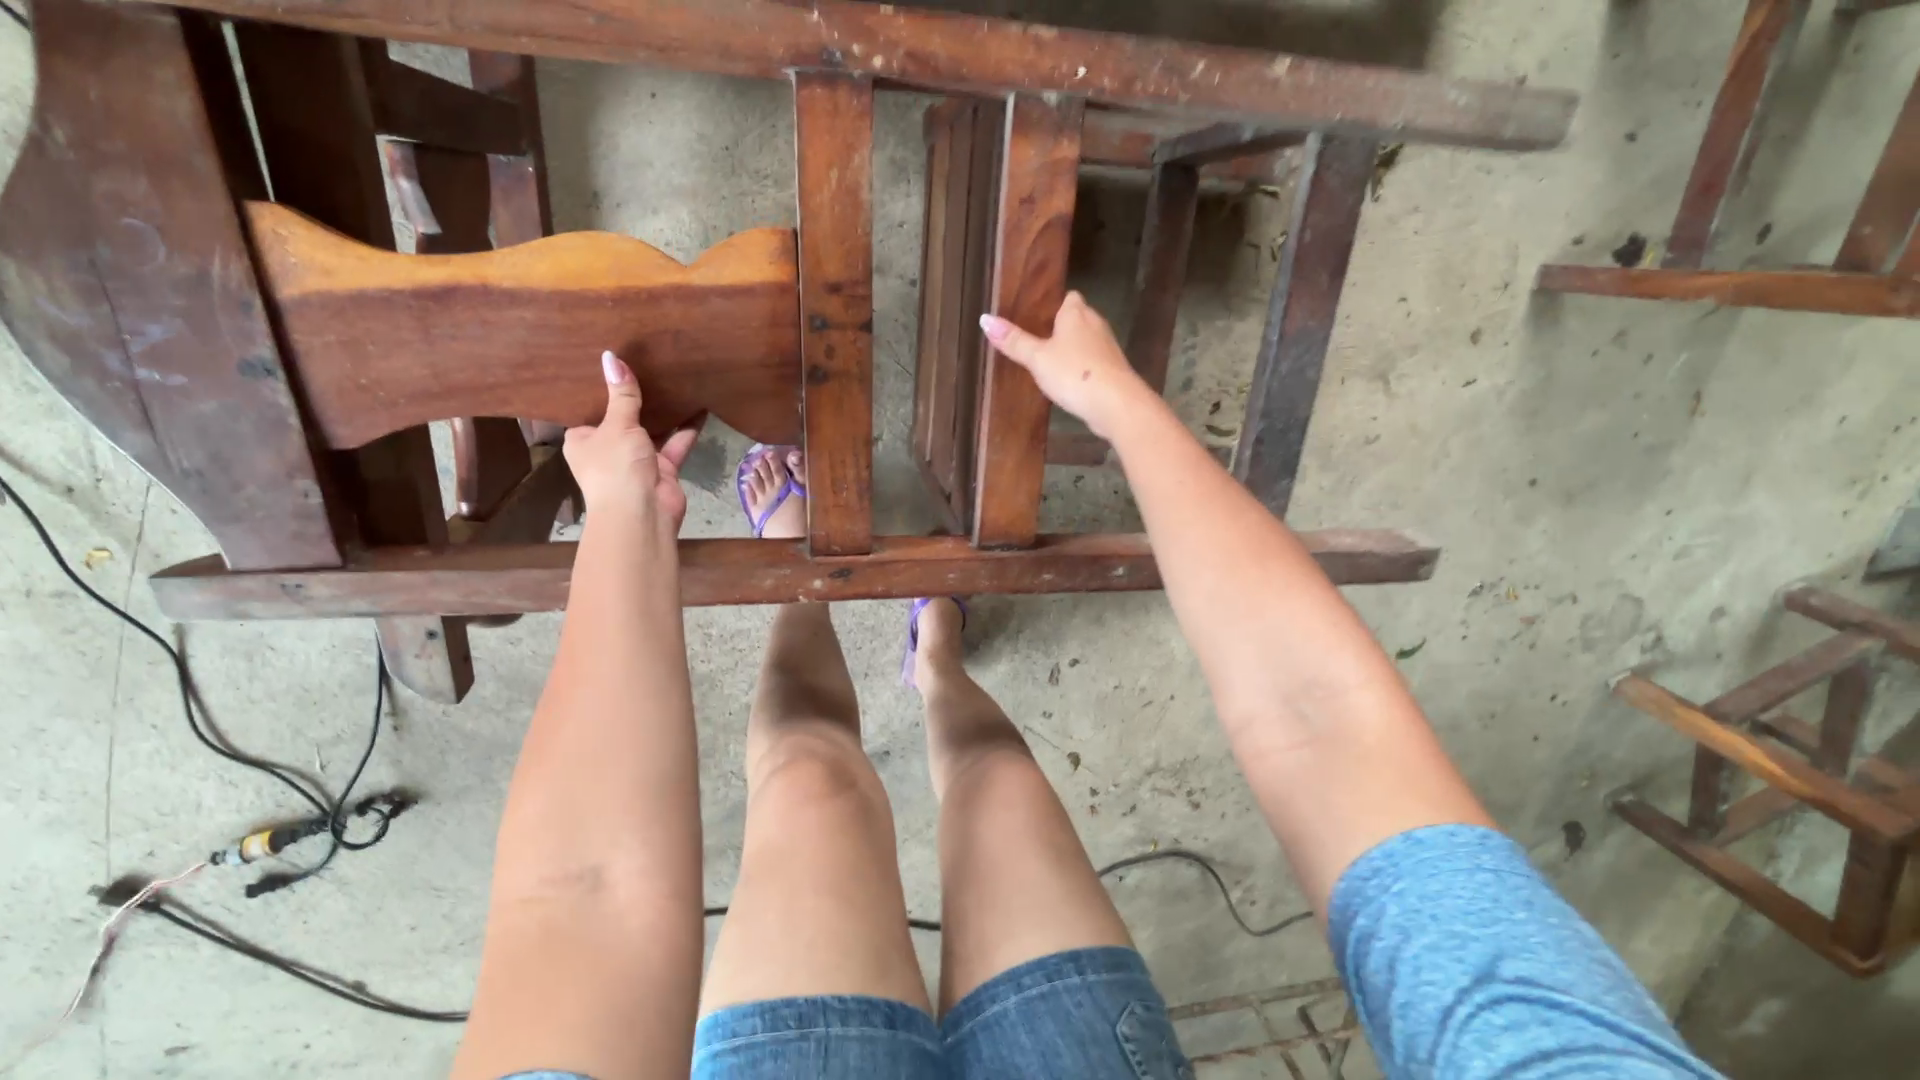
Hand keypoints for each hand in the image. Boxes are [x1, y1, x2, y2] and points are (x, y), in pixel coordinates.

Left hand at [563, 351, 698, 528]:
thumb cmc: (616, 466)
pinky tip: (698, 409)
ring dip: (662, 415)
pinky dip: (686, 431)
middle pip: (622, 421)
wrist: (642, 513)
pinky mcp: (661, 470)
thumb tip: (610, 356)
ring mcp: (636, 462)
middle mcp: (607, 451)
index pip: (588, 412)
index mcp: (583, 440)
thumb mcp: (618, 424)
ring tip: (674, 382)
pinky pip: (674, 445)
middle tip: (647, 366)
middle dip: (634, 401)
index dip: (599, 392)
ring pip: (650, 433)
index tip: (612, 367)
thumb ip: (622, 393)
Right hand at [980, 291, 1154, 439]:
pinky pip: (1094, 362)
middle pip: (1078, 318)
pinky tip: (1069, 381)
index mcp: (1076, 313)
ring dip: (1073, 348)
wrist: (1116, 403)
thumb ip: (1013, 341)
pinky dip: (1082, 367)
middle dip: (1062, 327)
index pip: (1069, 297)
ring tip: (1050, 361)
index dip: (1055, 303)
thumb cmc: (1074, 372)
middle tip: (1037, 339)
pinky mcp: (1114, 370)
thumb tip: (984, 318)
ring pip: (1087, 340)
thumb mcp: (1037, 358)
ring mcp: (1107, 347)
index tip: (1037, 314)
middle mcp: (1096, 324)